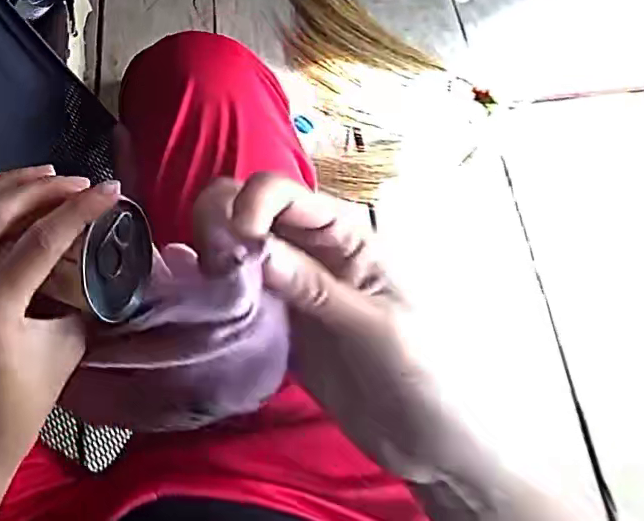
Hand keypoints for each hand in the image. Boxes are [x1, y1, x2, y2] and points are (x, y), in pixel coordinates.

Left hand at [0, 166, 120, 520]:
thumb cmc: (22, 402)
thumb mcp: (63, 353)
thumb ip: (77, 300)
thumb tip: (95, 259)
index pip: (41, 241)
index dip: (78, 210)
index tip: (109, 190)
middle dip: (40, 188)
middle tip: (77, 181)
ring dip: (9, 184)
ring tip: (44, 174)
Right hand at [193, 174, 575, 519]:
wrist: (437, 452)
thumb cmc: (431, 381)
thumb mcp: (380, 331)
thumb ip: (315, 286)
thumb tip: (251, 243)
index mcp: (343, 234)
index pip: (280, 192)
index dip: (250, 203)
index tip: (238, 240)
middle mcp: (306, 243)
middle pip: (242, 201)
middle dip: (219, 217)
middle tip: (214, 260)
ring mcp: (284, 275)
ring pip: (227, 233)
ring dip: (209, 244)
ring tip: (210, 279)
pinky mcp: (268, 307)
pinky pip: (227, 275)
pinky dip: (208, 276)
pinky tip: (206, 293)